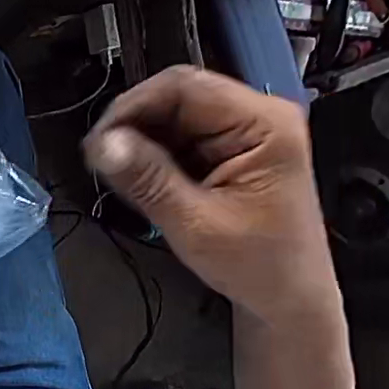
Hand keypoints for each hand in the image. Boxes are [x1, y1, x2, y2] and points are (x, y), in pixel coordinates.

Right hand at [83, 66, 337, 324]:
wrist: (289, 301)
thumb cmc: (259, 268)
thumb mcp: (197, 225)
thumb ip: (149, 180)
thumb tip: (103, 144)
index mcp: (264, 124)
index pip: (186, 87)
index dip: (134, 106)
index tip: (100, 139)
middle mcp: (258, 117)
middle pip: (179, 99)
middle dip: (137, 127)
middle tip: (103, 161)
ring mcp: (245, 134)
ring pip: (176, 119)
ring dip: (144, 144)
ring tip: (123, 178)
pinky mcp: (232, 152)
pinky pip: (184, 140)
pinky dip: (158, 158)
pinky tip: (145, 182)